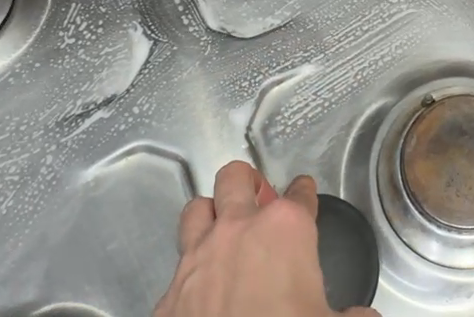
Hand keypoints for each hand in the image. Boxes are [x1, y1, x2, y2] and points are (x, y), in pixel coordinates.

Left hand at [154, 160, 378, 316]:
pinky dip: (188, 276)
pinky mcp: (168, 296)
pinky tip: (199, 294)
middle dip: (247, 182)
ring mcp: (197, 258)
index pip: (300, 193)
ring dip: (209, 216)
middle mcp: (239, 229)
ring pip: (196, 210)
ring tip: (221, 230)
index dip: (305, 194)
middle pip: (235, 178)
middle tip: (257, 199)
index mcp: (286, 229)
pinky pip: (176, 271)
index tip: (305, 195)